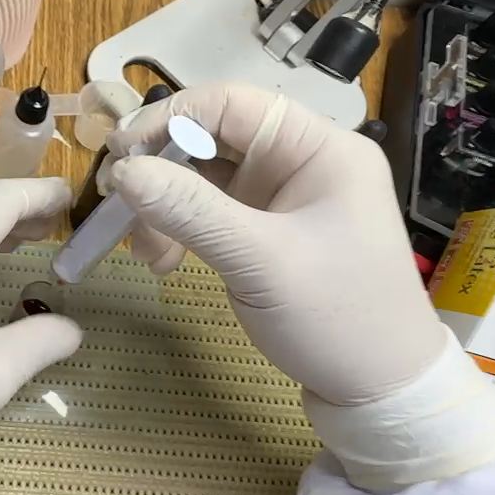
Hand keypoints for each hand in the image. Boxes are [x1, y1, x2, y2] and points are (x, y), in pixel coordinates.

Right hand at [106, 85, 494, 489]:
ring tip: (148, 256)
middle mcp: (296, 162)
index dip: (168, 120)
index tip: (117, 155)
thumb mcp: (260, 262)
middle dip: (161, 174)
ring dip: (163, 210)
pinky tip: (164, 263)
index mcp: (317, 149)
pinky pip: (204, 213)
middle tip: (119, 206)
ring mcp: (277, 197)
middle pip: (209, 140)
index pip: (230, 105)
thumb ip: (190, 211)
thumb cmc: (337, 319)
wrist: (376, 390)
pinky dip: (176, 231)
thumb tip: (122, 172)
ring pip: (199, 180)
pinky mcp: (261, 230)